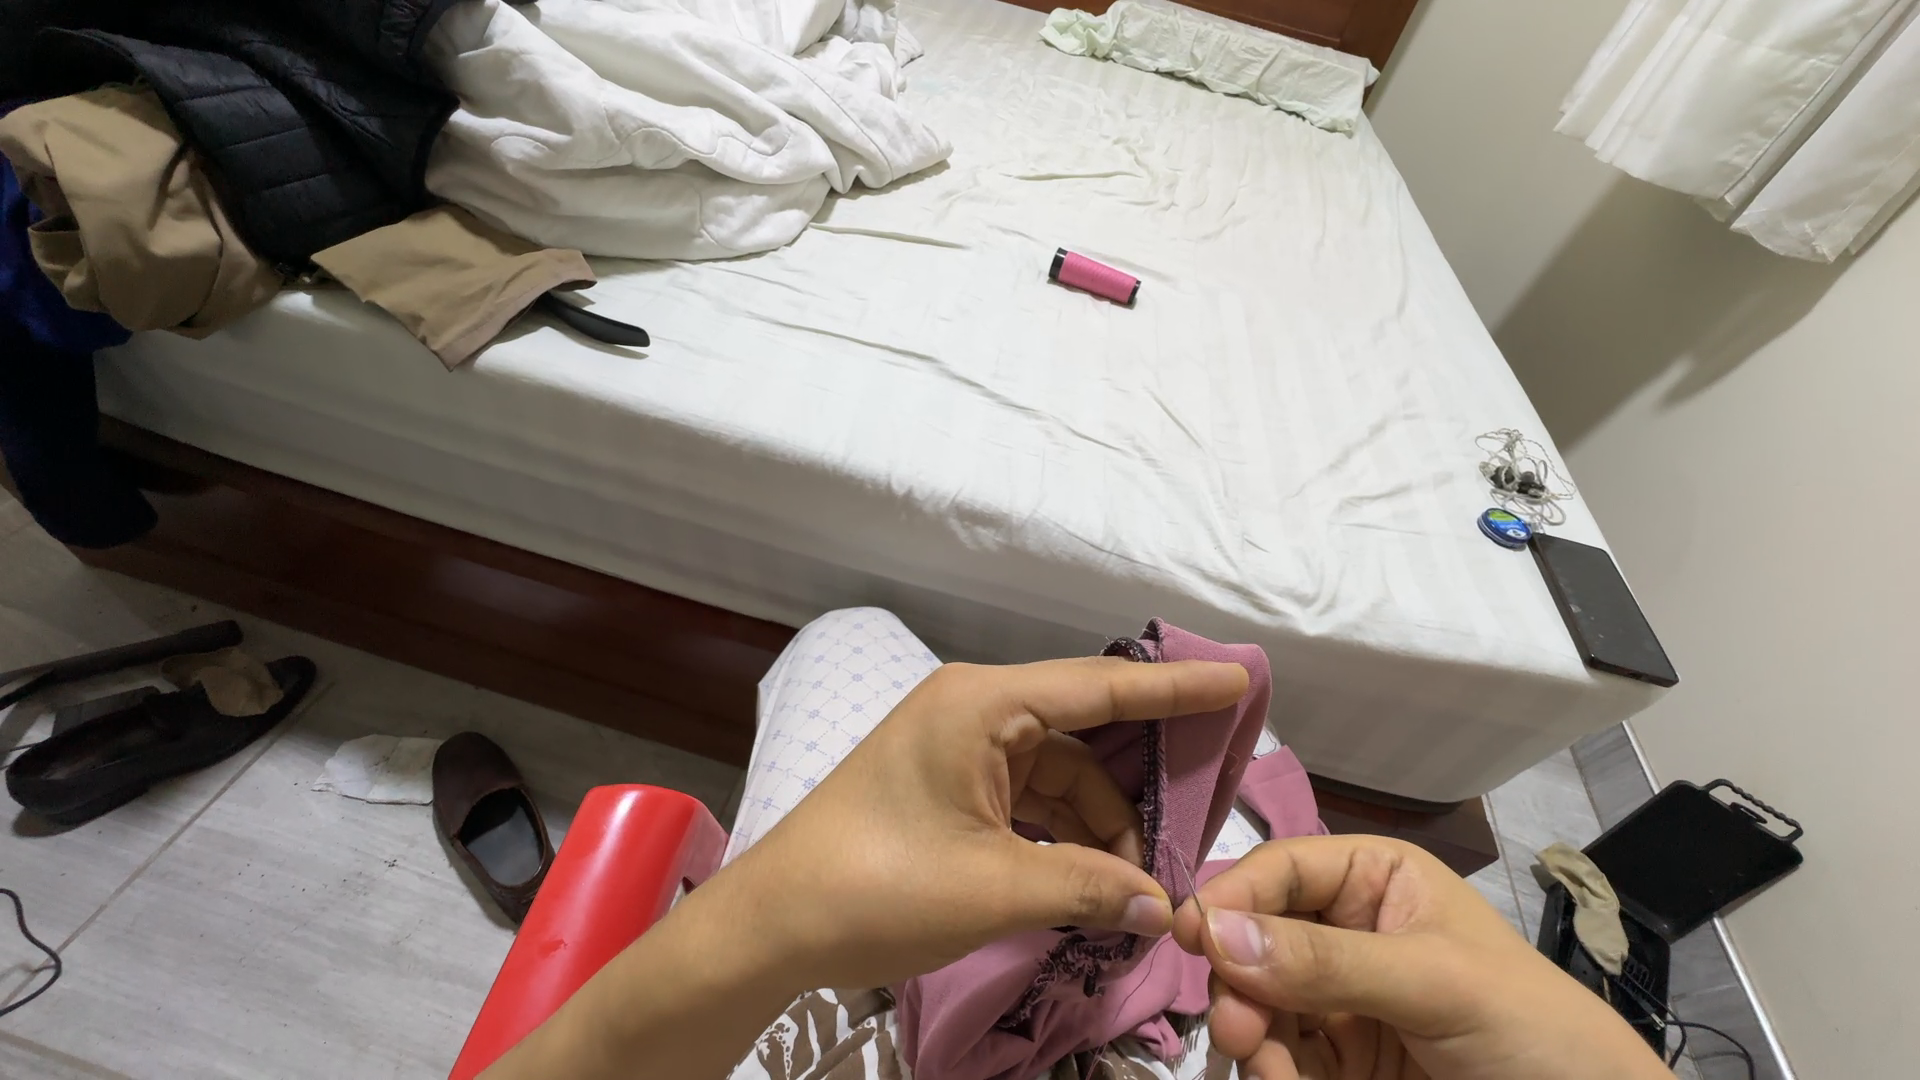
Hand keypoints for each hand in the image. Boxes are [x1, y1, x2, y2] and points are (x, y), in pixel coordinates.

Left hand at [724, 656, 1250, 990]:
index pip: (1098, 685)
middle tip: (1203, 804)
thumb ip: (1089, 886)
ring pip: (1060, 771)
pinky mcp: (953, 781)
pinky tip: (1097, 874)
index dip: (1174, 687)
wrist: (775, 921)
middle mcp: (976, 707)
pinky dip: (1065, 831)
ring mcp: (962, 744)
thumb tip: (1164, 908)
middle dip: (1140, 774)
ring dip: (1101, 821)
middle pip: (1083, 727)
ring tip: (1144, 878)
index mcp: (983, 702)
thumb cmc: (878, 886)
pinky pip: (1030, 795)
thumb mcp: (994, 887)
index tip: (1236, 679)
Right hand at [1171, 835, 1670, 1079]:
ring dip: (1252, 1034)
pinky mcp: (1343, 1062)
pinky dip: (1272, 1070)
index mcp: (1374, 880)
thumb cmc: (1537, 1039)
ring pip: (1259, 998)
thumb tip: (1210, 930)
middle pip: (1258, 937)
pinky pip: (1282, 1053)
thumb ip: (1324, 961)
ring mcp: (1341, 999)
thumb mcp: (1435, 985)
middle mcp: (1347, 929)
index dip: (1232, 896)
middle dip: (1240, 980)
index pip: (1282, 871)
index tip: (1188, 936)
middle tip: (1235, 1031)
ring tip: (1263, 1069)